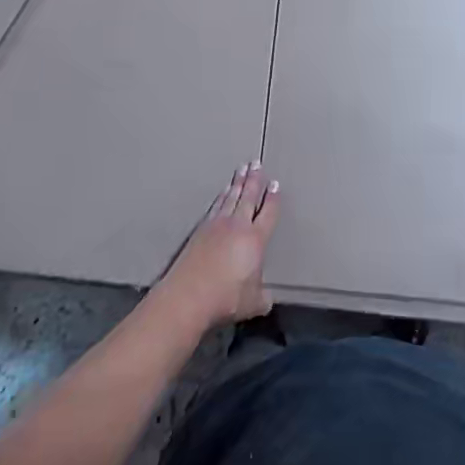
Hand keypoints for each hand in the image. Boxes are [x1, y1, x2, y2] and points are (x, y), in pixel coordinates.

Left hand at [154, 161, 279, 329]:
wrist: (189, 295)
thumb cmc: (226, 298)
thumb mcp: (253, 302)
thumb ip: (263, 296)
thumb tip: (266, 298)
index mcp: (256, 239)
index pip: (268, 213)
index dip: (273, 198)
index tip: (276, 184)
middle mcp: (237, 226)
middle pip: (248, 197)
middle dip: (254, 180)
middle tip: (256, 163)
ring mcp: (217, 225)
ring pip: (231, 197)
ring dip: (238, 183)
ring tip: (242, 170)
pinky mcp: (200, 230)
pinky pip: (216, 206)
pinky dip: (222, 196)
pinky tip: (223, 192)